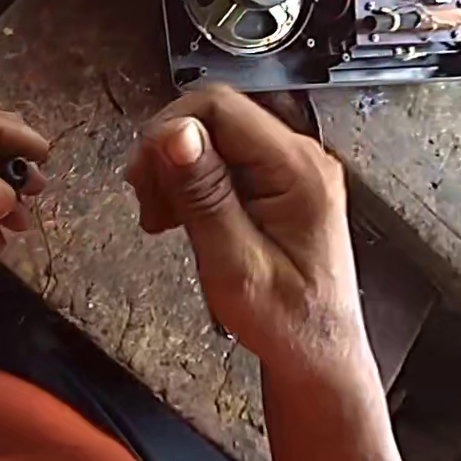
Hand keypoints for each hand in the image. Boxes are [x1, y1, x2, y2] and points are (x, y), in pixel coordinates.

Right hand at [125, 85, 368, 388]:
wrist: (315, 354)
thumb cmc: (289, 323)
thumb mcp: (234, 264)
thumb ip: (205, 195)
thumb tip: (176, 132)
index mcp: (297, 170)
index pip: (219, 106)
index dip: (169, 131)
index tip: (146, 174)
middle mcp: (296, 159)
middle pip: (211, 116)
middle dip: (167, 152)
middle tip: (148, 199)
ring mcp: (285, 169)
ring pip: (208, 136)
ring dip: (172, 169)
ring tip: (161, 214)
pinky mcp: (271, 182)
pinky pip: (217, 159)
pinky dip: (186, 181)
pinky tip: (177, 213)